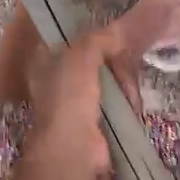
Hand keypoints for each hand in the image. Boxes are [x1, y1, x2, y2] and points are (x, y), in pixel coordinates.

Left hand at [26, 28, 119, 174]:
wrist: (74, 147)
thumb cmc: (70, 96)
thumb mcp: (82, 55)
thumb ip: (99, 39)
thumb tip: (117, 33)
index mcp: (47, 60)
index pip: (74, 40)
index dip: (96, 39)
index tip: (116, 41)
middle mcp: (58, 79)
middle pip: (96, 62)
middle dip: (117, 67)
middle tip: (127, 74)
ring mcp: (76, 102)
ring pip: (108, 82)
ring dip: (124, 87)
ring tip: (131, 97)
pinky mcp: (94, 121)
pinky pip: (115, 103)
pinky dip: (126, 104)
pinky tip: (132, 107)